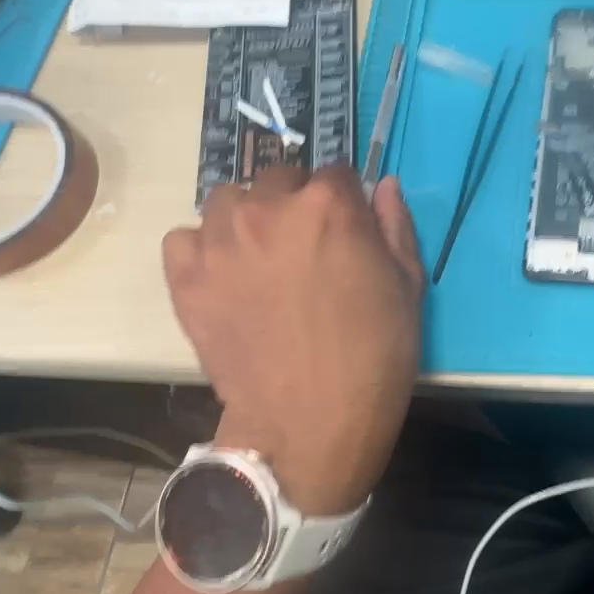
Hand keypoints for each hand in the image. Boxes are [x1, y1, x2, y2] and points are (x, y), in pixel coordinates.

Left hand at [162, 169, 423, 513]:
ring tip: (262, 257)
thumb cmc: (377, 352)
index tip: (349, 229)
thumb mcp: (408, 284)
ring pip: (228, 200)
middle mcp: (269, 208)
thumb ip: (394, 225)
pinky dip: (204, 249)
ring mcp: (220, 241)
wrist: (311, 420)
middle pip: (279, 179)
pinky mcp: (186, 278)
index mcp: (329, 205)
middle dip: (296, 203)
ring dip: (247, 217)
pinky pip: (185, 239)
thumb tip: (383, 185)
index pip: (336, 173)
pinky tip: (226, 276)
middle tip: (307, 248)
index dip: (346, 200)